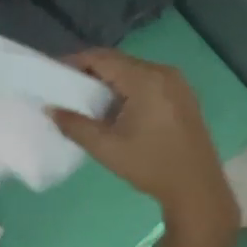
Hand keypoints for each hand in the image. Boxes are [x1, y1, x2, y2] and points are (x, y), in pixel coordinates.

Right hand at [51, 50, 240, 246]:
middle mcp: (163, 72)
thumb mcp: (106, 148)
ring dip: (109, 80)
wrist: (196, 187)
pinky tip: (115, 108)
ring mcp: (176, 83)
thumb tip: (50, 109)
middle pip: (118, 61)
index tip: (54, 74)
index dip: (75, 61)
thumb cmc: (150, 165)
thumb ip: (75, 125)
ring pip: (133, 71)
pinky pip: (147, 80)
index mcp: (145, 80)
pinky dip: (127, 87)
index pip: (102, 58)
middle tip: (67, 88)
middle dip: (91, 71)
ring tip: (87, 99)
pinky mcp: (182, 95)